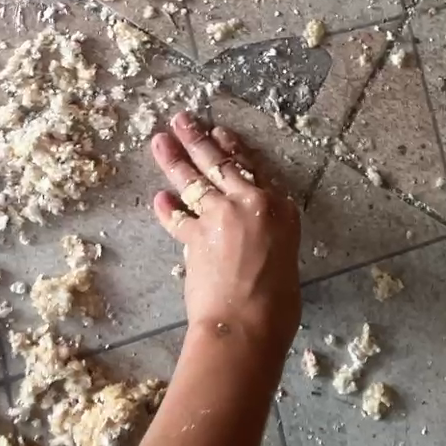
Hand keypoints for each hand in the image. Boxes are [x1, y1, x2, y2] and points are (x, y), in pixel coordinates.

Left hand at [149, 113, 300, 355]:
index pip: (253, 168)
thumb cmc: (278, 304)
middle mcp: (249, 202)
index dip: (233, 147)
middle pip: (220, 163)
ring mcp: (219, 216)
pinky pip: (177, 217)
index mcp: (280, 207)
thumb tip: (251, 235)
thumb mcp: (286, 256)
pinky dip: (167, 208)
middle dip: (198, 139)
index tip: (219, 132)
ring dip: (174, 158)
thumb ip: (267, 234)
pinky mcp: (195, 236)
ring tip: (160, 140)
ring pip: (194, 180)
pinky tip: (159, 197)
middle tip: (181, 119)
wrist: (248, 327)